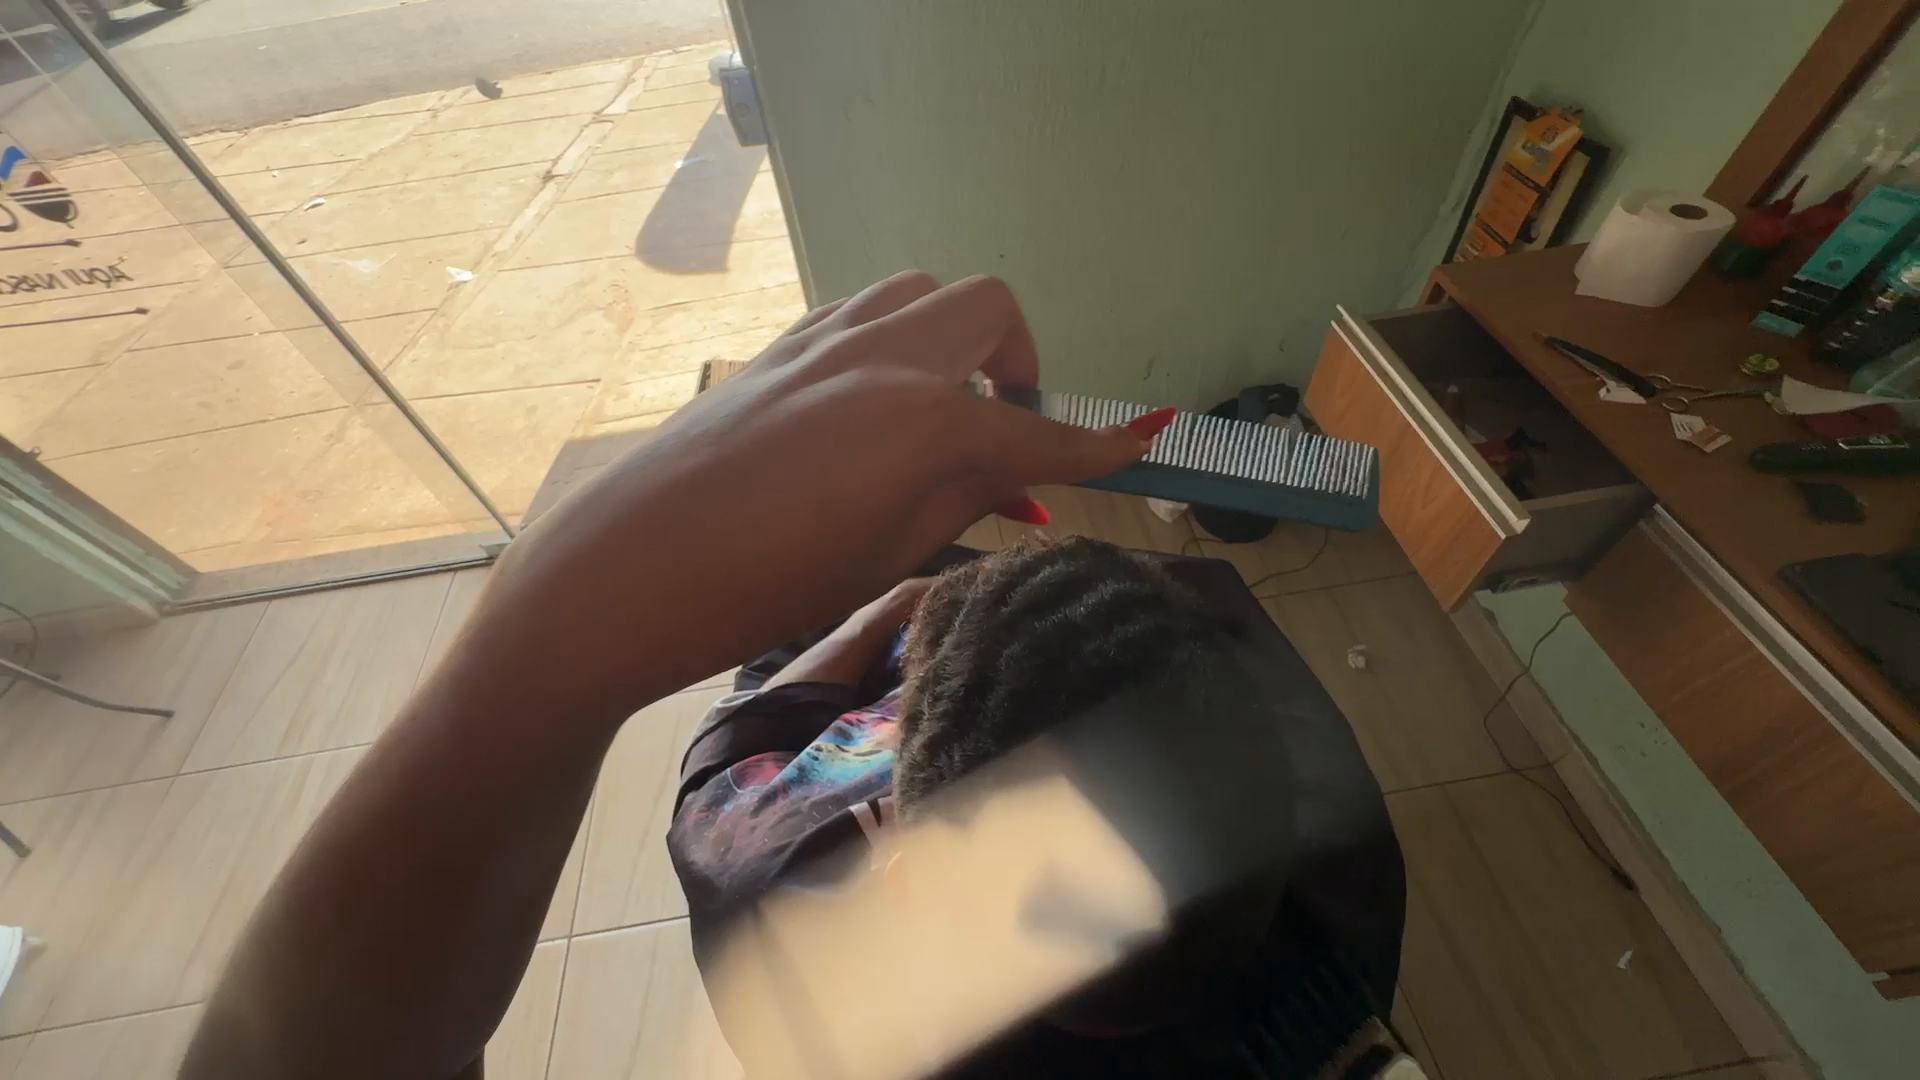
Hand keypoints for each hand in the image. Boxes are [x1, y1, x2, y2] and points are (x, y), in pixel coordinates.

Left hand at [456, 272, 1153, 724]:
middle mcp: (880, 355)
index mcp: (921, 418)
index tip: (1142, 443)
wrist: (625, 573)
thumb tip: (1025, 467)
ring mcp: (822, 340)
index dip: (1095, 445)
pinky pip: (862, 315)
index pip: (1034, 428)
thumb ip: (967, 492)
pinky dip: (898, 345)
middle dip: (1023, 360)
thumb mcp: (888, 551)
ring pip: (921, 295)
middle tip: (1009, 427)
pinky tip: (879, 406)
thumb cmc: (765, 586)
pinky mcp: (777, 348)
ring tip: (944, 410)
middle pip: (988, 308)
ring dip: (956, 341)